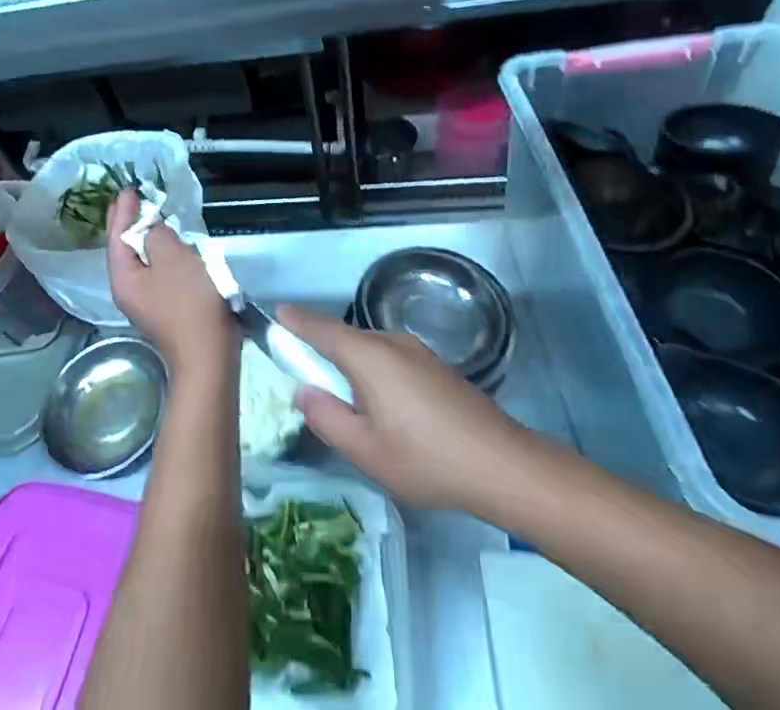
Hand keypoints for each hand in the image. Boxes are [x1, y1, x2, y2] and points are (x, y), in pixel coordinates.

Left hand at [105, 190, 236, 380]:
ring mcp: (148, 302)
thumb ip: (157, 235)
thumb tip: (152, 229)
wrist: (209, 353)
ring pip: (146, 262)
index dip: (122, 211)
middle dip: (133, 224)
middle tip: (137, 198)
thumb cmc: (189, 301)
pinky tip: (178, 246)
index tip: (128, 188)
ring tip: (159, 217)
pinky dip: (167, 256)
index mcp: (123, 278)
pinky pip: (162, 273)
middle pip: (127, 250)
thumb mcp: (172, 258)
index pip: (117, 237)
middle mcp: (129, 290)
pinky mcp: (167, 308)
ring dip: (152, 239)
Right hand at [280, 305, 534, 510]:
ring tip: (347, 405)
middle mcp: (393, 344)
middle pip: (346, 338)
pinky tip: (382, 409)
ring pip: (370, 350)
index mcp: (370, 357)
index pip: (321, 328)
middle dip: (322, 351)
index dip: (296, 321)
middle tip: (308, 382)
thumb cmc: (425, 458)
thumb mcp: (364, 449)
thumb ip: (326, 417)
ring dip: (350, 365)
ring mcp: (419, 353)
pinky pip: (391, 360)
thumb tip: (304, 392)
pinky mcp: (437, 368)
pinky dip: (373, 372)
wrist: (502, 464)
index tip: (277, 315)